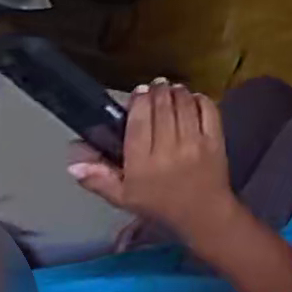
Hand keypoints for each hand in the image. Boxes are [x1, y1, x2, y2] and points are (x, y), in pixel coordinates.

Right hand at [68, 80, 237, 238]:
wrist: (202, 208)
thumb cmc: (158, 203)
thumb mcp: (120, 196)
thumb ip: (97, 177)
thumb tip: (73, 160)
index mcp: (143, 163)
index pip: (139, 125)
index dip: (140, 104)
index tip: (138, 91)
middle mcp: (170, 149)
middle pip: (164, 112)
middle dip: (160, 94)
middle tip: (156, 84)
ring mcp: (197, 143)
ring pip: (187, 110)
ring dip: (180, 94)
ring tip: (173, 87)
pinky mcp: (217, 140)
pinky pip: (211, 114)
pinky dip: (203, 102)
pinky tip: (195, 96)